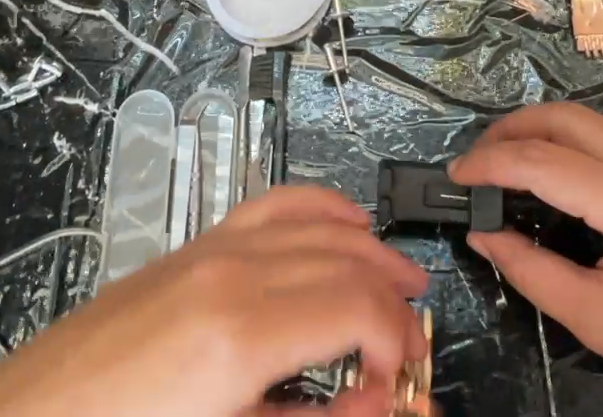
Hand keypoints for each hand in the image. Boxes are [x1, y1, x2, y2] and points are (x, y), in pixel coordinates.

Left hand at [0, 186, 428, 416]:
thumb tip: (374, 401)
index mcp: (241, 334)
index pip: (358, 307)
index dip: (398, 340)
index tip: (402, 377)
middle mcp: (232, 272)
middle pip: (346, 258)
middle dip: (392, 296)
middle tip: (410, 340)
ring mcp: (210, 249)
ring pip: (316, 221)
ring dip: (366, 246)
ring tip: (398, 278)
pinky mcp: (192, 246)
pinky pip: (270, 206)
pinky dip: (318, 207)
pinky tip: (342, 221)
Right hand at [450, 103, 602, 416]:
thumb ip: (533, 273)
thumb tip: (483, 235)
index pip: (542, 160)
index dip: (489, 163)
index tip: (454, 177)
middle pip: (564, 117)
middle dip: (509, 129)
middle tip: (473, 163)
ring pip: (586, 120)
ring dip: (537, 131)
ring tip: (500, 164)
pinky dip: (565, 143)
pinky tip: (547, 174)